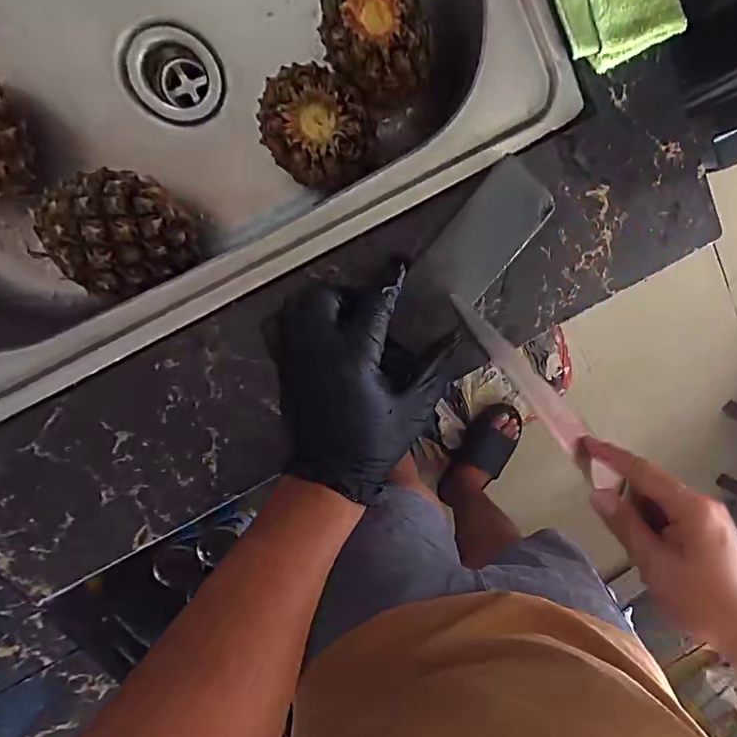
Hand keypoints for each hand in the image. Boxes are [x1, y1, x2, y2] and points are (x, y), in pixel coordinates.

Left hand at [269, 264, 451, 504]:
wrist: (331, 472)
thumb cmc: (376, 442)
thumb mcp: (413, 407)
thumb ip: (431, 369)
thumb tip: (452, 339)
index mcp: (355, 357)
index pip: (373, 304)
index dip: (388, 280)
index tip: (397, 263)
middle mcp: (320, 349)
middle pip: (323, 296)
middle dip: (346, 295)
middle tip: (367, 312)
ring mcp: (296, 358)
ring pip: (297, 308)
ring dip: (322, 306)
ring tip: (344, 322)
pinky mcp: (285, 369)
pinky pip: (283, 329)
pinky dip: (302, 322)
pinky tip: (324, 339)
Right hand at [583, 438, 736, 649]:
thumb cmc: (702, 601)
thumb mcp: (656, 566)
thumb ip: (627, 527)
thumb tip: (599, 495)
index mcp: (691, 507)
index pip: (644, 472)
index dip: (612, 458)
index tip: (587, 444)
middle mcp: (703, 503)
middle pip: (654, 487)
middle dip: (627, 498)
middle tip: (608, 522)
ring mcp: (711, 517)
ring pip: (665, 505)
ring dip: (643, 518)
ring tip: (639, 554)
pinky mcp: (713, 532)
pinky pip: (677, 518)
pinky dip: (658, 527)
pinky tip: (654, 554)